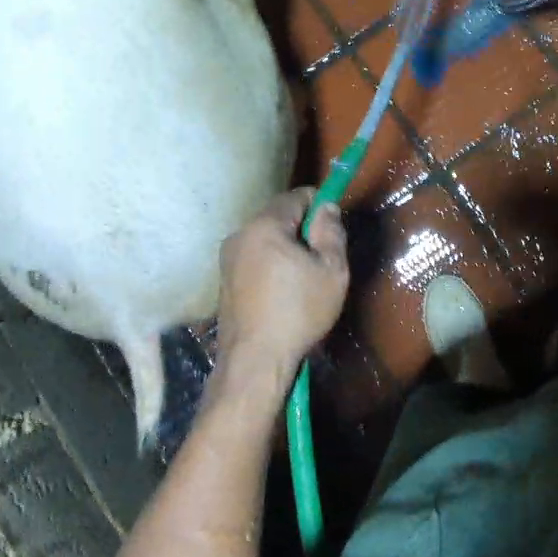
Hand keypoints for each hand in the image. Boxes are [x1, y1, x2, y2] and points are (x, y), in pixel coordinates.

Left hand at [215, 188, 347, 386]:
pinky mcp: (224, 281)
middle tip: (323, 257)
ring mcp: (227, 259)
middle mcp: (239, 234)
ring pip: (264, 239)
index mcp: (264, 225)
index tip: (333, 227)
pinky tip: (283, 293)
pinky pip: (253, 259)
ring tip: (304, 278)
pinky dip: (270, 266)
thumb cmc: (298, 312)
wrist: (254, 360)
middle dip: (302, 229)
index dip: (319, 204)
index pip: (296, 196)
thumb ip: (332, 232)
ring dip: (285, 249)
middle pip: (278, 217)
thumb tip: (327, 208)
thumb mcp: (331, 270)